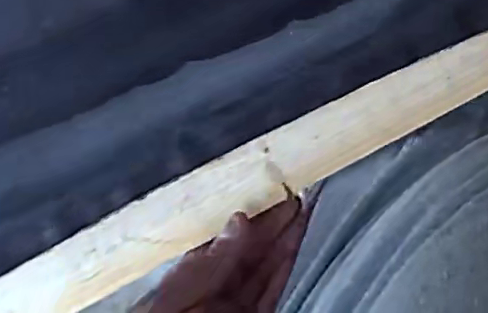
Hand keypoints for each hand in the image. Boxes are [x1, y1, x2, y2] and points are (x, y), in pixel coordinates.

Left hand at [134, 194, 310, 312]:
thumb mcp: (176, 302)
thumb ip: (208, 265)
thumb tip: (239, 217)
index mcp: (180, 288)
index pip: (220, 244)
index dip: (249, 216)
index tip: (275, 187)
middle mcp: (209, 296)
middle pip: (249, 252)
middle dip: (276, 221)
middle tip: (302, 187)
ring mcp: (233, 309)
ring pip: (268, 266)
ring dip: (290, 235)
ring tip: (312, 201)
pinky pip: (277, 287)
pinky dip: (292, 260)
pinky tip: (306, 234)